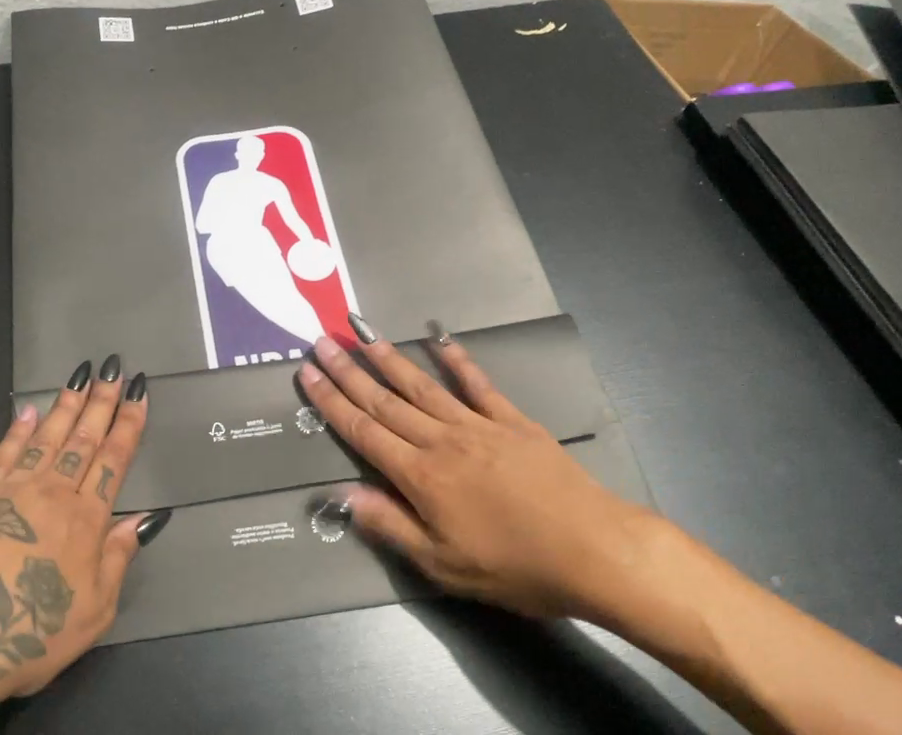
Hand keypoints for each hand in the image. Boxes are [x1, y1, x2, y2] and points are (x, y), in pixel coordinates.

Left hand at [0, 357, 166, 734]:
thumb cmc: (34, 631)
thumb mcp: (95, 609)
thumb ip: (119, 557)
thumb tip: (148, 517)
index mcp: (86, 519)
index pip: (114, 460)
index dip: (129, 424)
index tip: (139, 391)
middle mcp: (52, 493)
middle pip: (83, 438)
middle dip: (102, 401)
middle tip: (113, 367)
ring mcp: (12, 490)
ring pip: (47, 436)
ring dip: (66, 404)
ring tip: (80, 375)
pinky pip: (3, 453)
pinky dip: (18, 429)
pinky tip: (28, 412)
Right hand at [299, 320, 663, 621]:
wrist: (593, 551)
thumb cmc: (514, 566)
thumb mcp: (444, 564)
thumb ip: (391, 526)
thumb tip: (344, 494)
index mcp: (420, 476)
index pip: (363, 431)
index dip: (331, 401)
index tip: (308, 373)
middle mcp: (441, 441)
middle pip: (385, 400)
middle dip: (349, 371)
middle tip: (322, 341)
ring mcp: (478, 425)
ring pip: (422, 386)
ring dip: (388, 359)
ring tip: (363, 333)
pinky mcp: (513, 421)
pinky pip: (478, 384)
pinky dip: (457, 360)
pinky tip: (440, 340)